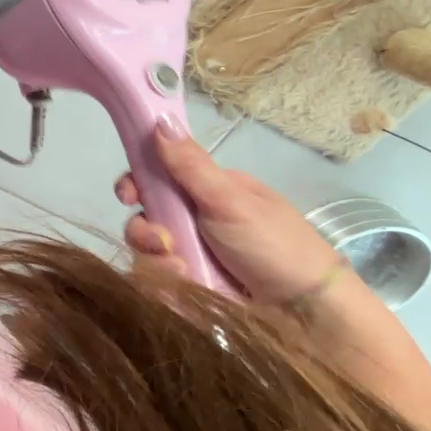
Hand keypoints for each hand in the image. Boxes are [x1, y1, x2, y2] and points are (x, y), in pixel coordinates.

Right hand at [115, 129, 343, 303]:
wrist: (303, 311)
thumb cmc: (274, 246)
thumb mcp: (230, 200)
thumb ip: (189, 165)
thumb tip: (159, 119)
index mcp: (207, 193)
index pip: (154, 179)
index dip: (134, 185)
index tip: (127, 196)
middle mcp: (193, 223)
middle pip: (141, 219)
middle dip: (145, 233)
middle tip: (164, 244)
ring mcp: (188, 256)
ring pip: (144, 253)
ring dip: (158, 261)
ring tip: (185, 272)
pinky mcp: (185, 287)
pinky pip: (153, 281)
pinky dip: (165, 284)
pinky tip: (188, 286)